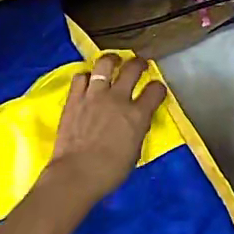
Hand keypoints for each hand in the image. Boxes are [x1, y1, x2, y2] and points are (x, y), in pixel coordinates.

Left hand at [46, 52, 167, 201]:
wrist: (77, 173)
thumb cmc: (111, 170)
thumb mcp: (135, 149)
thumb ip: (137, 129)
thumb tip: (136, 120)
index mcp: (138, 114)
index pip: (156, 90)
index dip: (158, 88)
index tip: (157, 89)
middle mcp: (118, 99)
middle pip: (132, 69)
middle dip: (139, 63)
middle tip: (140, 63)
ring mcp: (94, 96)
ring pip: (105, 65)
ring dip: (112, 60)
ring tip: (114, 61)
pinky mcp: (74, 99)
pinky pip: (81, 77)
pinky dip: (87, 76)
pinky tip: (89, 80)